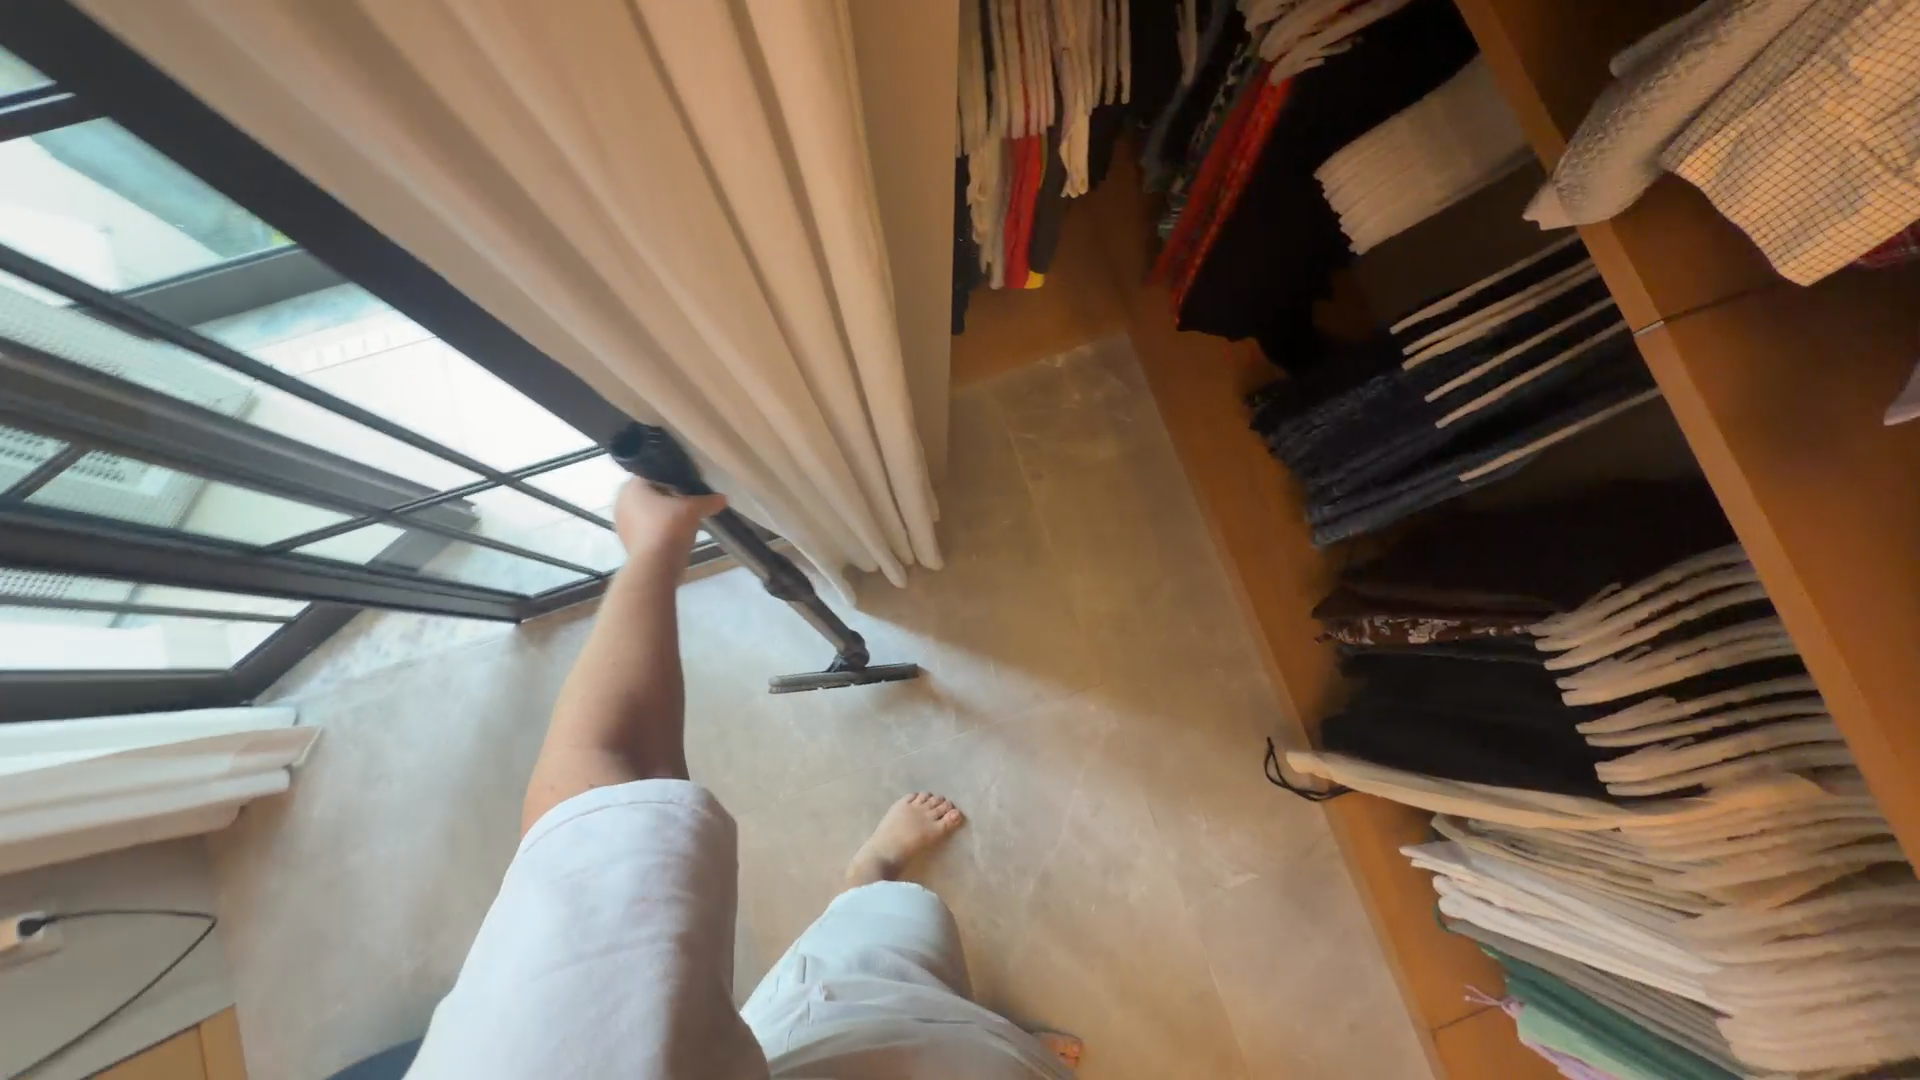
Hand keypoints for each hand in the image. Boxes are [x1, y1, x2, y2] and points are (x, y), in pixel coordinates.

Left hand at [613, 478, 726, 556]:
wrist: (655, 565)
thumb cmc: (669, 527)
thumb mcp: (693, 509)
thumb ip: (708, 501)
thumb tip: (723, 498)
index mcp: (631, 488)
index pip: (652, 474)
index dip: (671, 478)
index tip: (687, 485)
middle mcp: (621, 503)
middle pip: (649, 495)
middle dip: (668, 498)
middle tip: (688, 502)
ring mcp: (622, 524)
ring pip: (647, 513)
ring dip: (663, 516)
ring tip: (684, 521)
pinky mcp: (628, 543)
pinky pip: (646, 530)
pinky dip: (659, 531)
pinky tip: (675, 536)